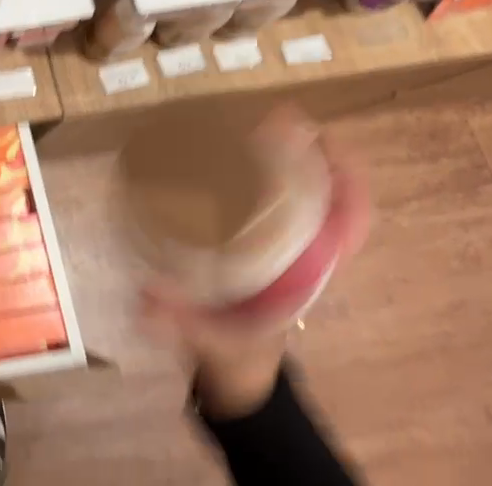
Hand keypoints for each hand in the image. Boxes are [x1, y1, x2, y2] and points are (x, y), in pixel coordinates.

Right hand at [141, 104, 372, 416]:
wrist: (240, 376)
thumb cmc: (234, 353)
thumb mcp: (208, 339)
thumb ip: (178, 320)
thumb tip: (145, 295)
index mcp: (305, 272)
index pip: (346, 220)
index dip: (345, 179)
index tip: (322, 137)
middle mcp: (306, 255)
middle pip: (329, 196)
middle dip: (313, 152)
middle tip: (280, 115)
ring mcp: (291, 249)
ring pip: (310, 195)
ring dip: (297, 158)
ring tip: (266, 123)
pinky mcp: (267, 247)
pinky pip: (281, 204)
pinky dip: (272, 176)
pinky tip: (243, 156)